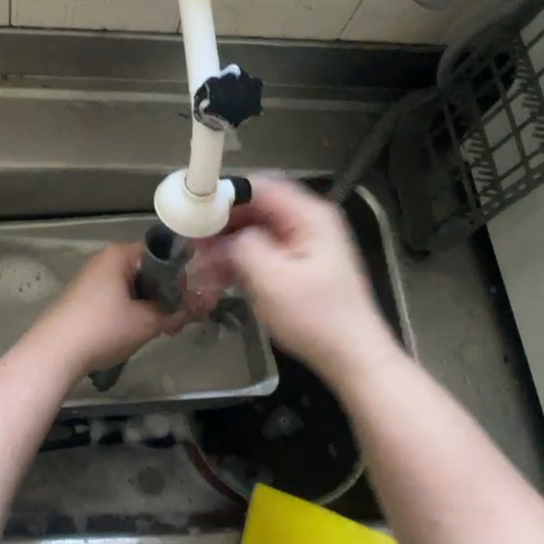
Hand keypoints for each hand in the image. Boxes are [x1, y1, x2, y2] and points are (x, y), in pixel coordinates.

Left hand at [23, 242, 193, 376]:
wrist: (55, 352)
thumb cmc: (104, 328)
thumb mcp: (148, 321)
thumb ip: (178, 312)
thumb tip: (204, 306)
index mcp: (120, 255)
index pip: (162, 255)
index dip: (182, 276)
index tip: (195, 298)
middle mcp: (105, 261)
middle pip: (148, 272)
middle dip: (168, 295)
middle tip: (183, 319)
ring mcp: (92, 280)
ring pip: (134, 288)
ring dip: (152, 306)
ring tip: (165, 330)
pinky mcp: (85, 299)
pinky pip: (118, 299)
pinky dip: (133, 312)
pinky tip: (141, 332)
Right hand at [192, 176, 398, 374]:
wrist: (352, 357)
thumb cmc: (315, 317)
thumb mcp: (272, 278)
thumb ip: (243, 245)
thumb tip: (222, 234)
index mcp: (308, 215)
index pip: (259, 186)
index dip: (224, 196)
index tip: (195, 213)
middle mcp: (308, 222)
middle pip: (255, 208)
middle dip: (221, 225)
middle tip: (191, 244)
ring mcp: (304, 245)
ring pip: (255, 232)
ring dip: (226, 247)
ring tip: (198, 266)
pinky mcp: (299, 266)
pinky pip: (262, 252)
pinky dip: (239, 262)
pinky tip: (216, 280)